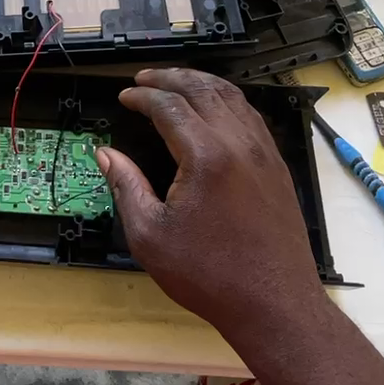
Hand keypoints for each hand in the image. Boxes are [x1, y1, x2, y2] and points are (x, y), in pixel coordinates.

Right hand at [99, 68, 331, 338]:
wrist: (276, 306)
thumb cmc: (209, 275)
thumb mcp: (150, 236)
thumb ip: (127, 187)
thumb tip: (106, 154)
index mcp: (206, 156)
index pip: (169, 106)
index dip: (142, 96)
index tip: (124, 97)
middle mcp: (238, 143)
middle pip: (202, 90)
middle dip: (169, 78)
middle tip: (144, 79)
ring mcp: (263, 152)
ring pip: (231, 97)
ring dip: (199, 83)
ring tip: (175, 82)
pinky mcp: (277, 166)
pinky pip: (250, 115)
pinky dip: (226, 99)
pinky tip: (213, 107)